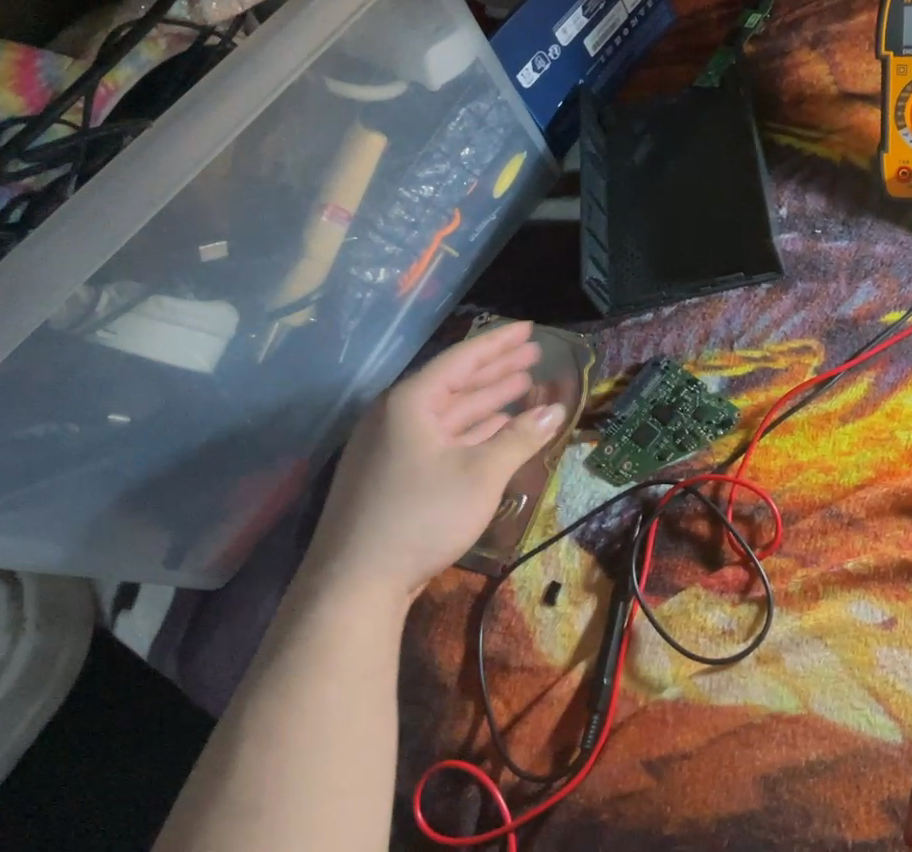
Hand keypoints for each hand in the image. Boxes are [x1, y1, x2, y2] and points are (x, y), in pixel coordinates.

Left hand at [300, 320, 564, 603]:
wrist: (356, 582)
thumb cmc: (422, 515)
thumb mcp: (482, 473)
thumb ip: (520, 437)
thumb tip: (554, 410)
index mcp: (411, 402)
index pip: (462, 359)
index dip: (500, 343)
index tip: (531, 328)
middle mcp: (398, 416)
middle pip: (455, 383)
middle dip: (498, 369)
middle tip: (535, 355)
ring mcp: (393, 447)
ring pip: (450, 413)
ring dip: (489, 401)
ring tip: (524, 386)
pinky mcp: (395, 475)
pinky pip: (442, 437)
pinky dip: (474, 430)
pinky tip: (499, 429)